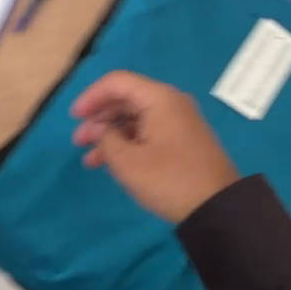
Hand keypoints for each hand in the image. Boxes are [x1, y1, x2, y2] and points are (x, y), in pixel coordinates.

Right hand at [69, 72, 239, 222]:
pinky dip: (127, 143)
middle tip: (78, 141)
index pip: (117, 82)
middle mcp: (170, 102)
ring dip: (110, 134)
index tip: (73, 118)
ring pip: (135, 118)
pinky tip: (110, 163)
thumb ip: (107, 139)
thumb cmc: (169, 179)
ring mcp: (178, 121)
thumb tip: (101, 129)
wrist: (218, 207)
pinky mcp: (182, 139)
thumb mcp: (128, 162)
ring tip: (89, 159)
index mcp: (159, 98)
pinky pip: (148, 131)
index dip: (91, 97)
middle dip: (99, 118)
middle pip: (126, 99)